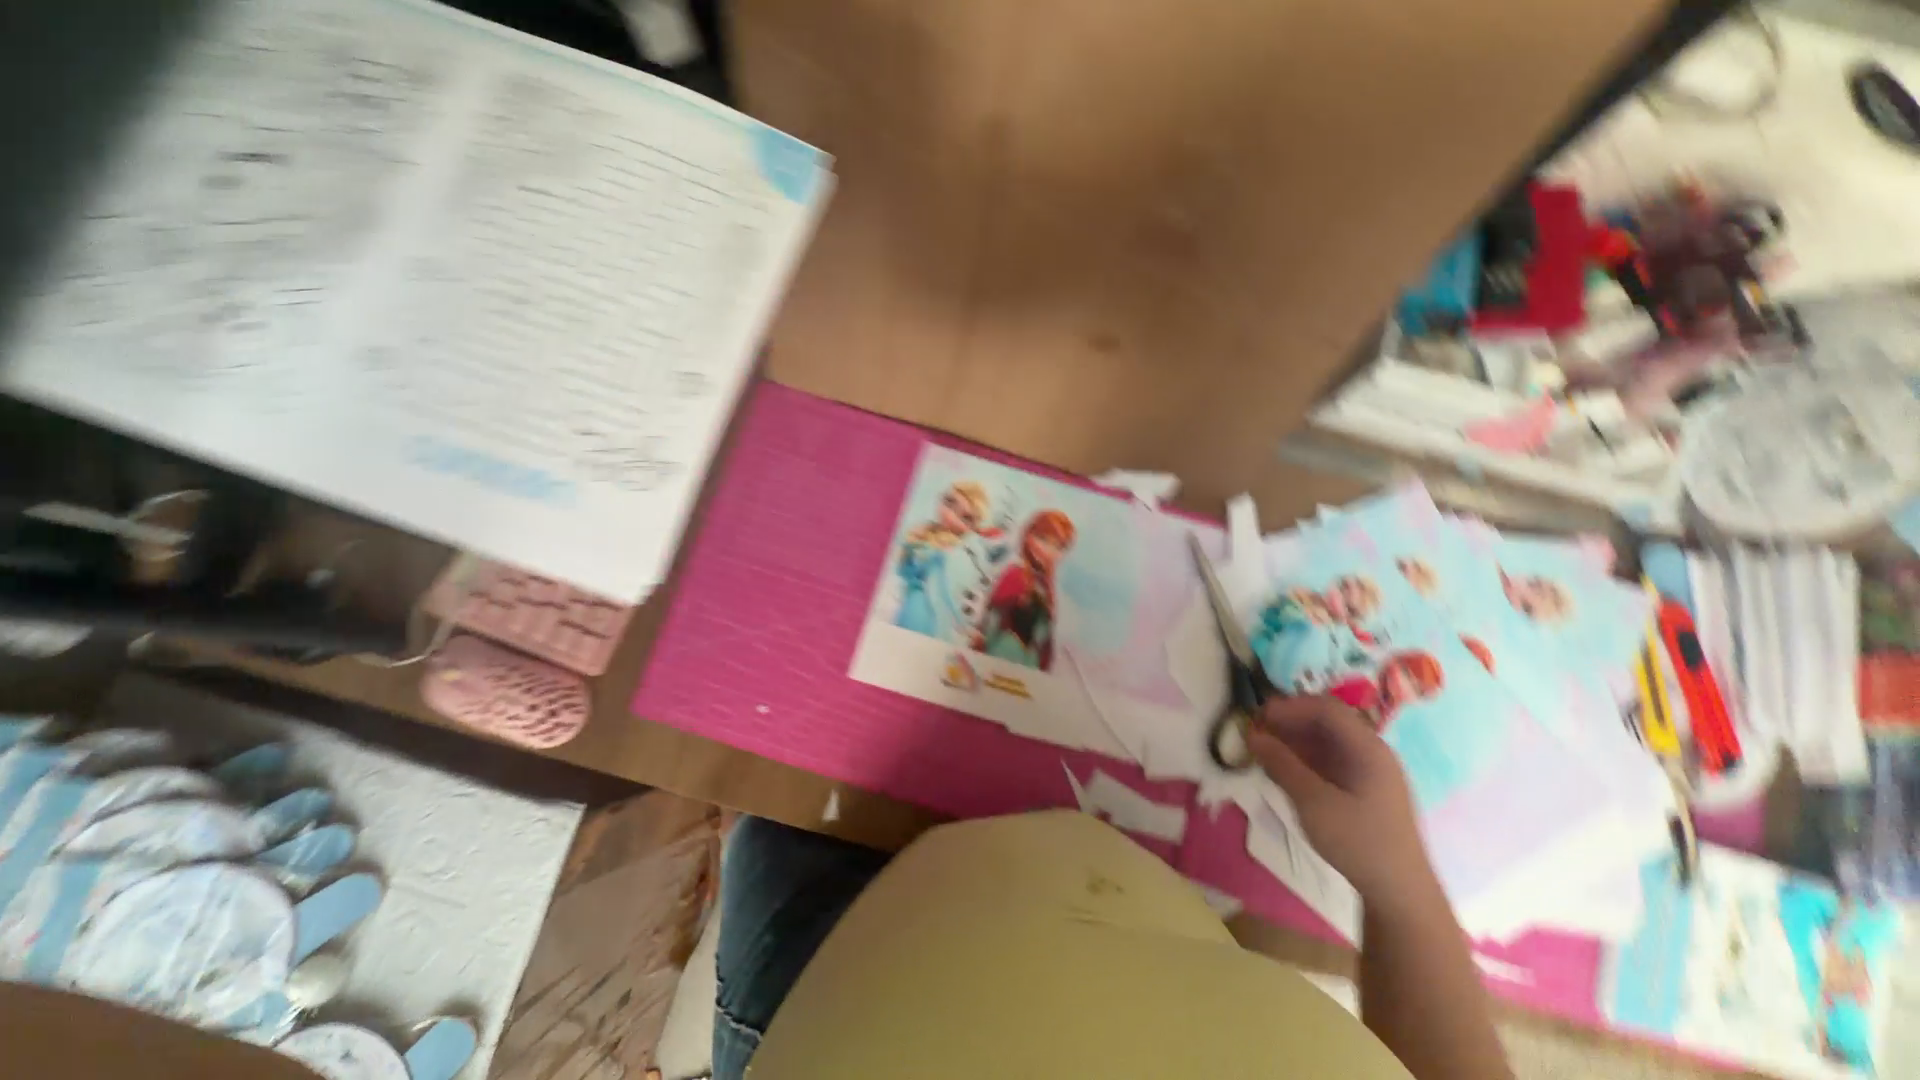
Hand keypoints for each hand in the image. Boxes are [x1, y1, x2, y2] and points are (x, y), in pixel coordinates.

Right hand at [1248, 696, 1438, 906]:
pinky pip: (1332, 760)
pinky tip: (1284, 769)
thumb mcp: (1313, 803)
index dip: (1289, 708)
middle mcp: (1372, 752)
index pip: (1326, 710)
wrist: (1399, 891)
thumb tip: (1253, 736)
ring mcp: (1370, 771)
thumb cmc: (1357, 843)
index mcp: (1368, 748)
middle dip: (1290, 721)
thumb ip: (1282, 765)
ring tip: (1264, 750)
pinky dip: (1305, 758)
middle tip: (1256, 732)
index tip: (1256, 718)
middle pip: (1328, 722)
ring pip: (1328, 741)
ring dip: (1295, 740)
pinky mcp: (1364, 790)